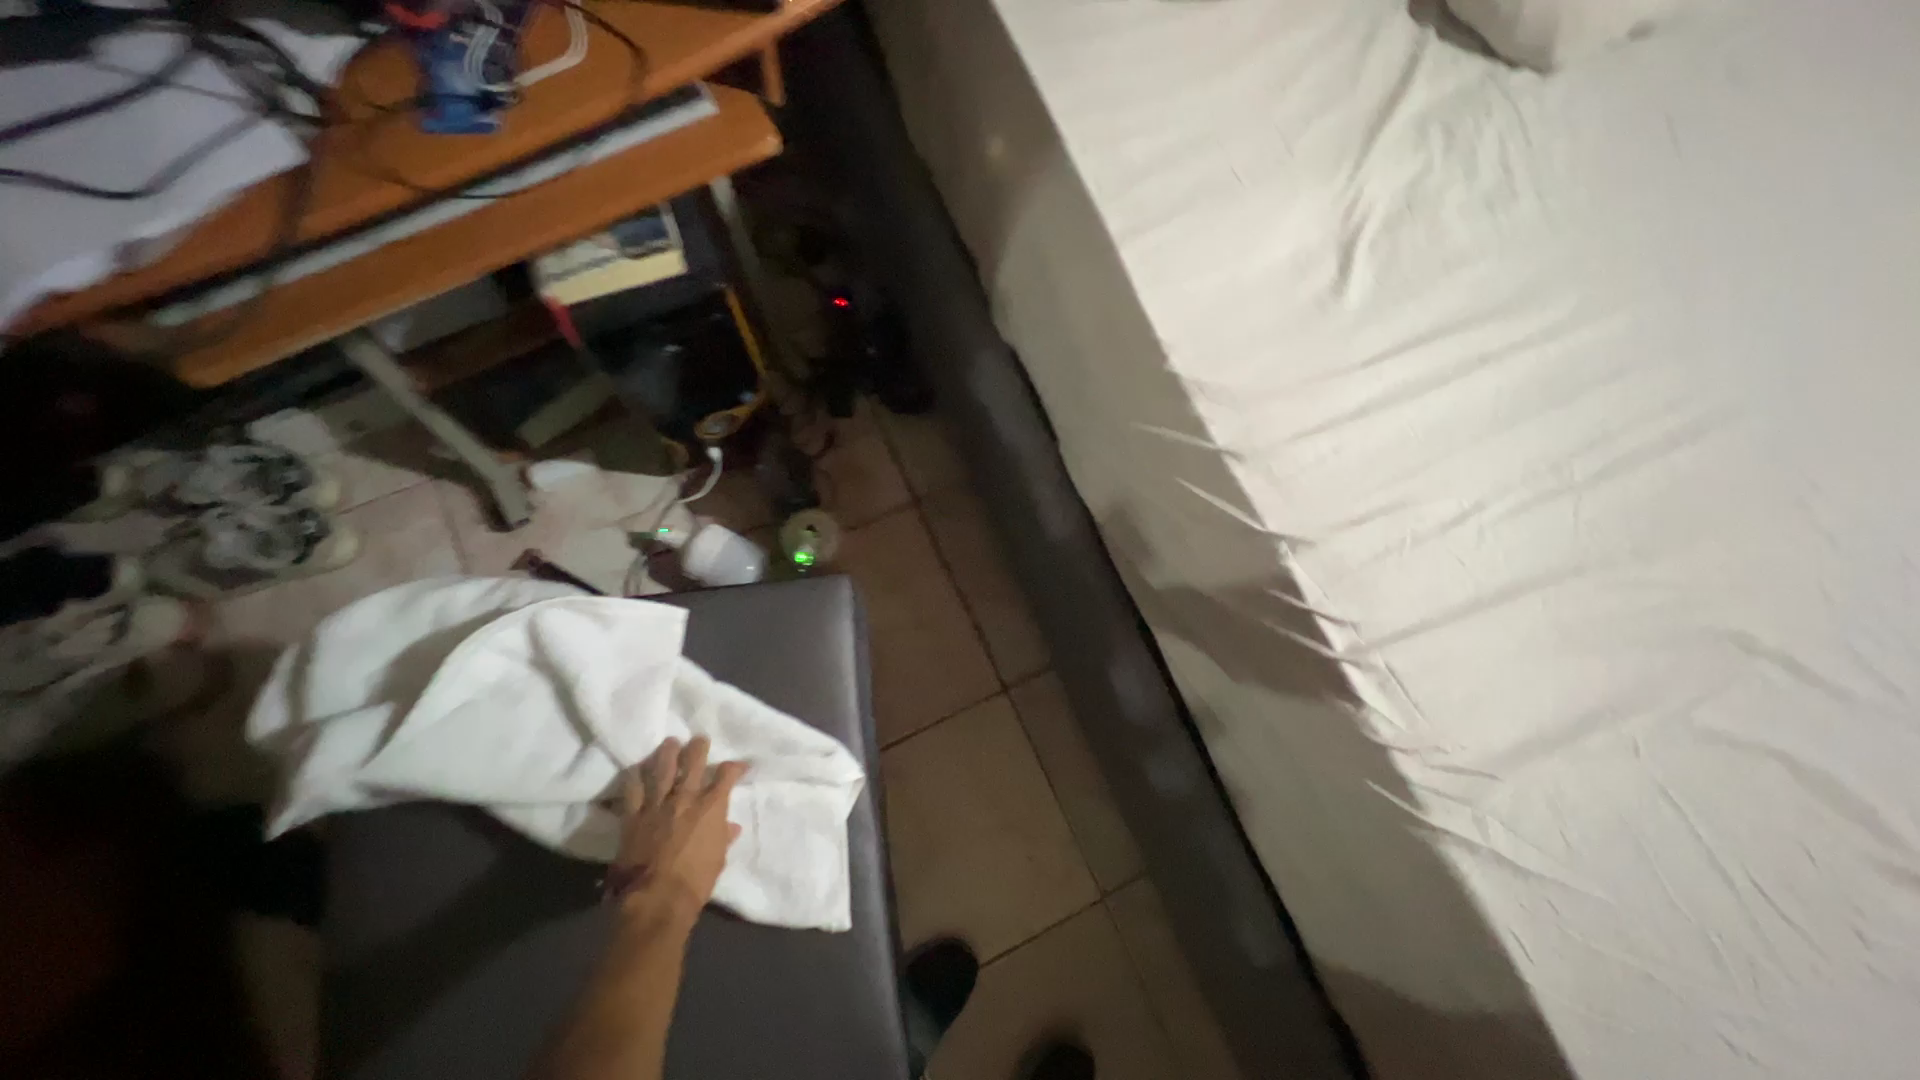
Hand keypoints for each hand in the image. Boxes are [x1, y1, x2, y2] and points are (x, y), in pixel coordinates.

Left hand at [613, 736, 745, 915]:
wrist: (656, 898)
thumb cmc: (696, 882)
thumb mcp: (718, 859)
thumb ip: (723, 837)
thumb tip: (730, 827)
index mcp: (711, 809)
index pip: (726, 776)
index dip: (734, 767)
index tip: (737, 766)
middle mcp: (685, 799)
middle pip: (693, 763)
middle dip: (698, 748)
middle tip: (699, 739)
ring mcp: (656, 806)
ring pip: (661, 769)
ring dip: (666, 753)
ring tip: (670, 742)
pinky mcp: (632, 817)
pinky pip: (632, 790)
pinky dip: (634, 777)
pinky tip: (636, 769)